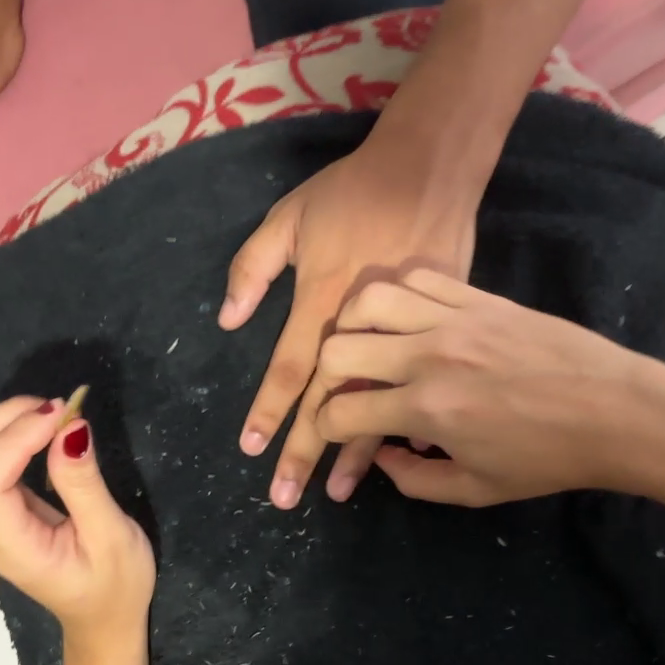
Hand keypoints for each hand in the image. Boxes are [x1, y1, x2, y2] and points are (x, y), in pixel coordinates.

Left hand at [0, 397, 154, 649]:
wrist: (104, 620)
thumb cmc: (115, 585)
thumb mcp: (112, 537)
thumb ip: (84, 484)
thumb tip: (71, 427)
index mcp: (10, 544)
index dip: (14, 436)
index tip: (62, 413)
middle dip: (0, 419)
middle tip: (56, 407)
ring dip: (1, 422)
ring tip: (52, 414)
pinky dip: (5, 433)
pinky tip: (41, 429)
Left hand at [220, 139, 477, 509]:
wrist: (429, 168)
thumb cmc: (352, 191)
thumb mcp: (289, 216)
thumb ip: (252, 268)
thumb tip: (228, 321)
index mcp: (320, 302)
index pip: (288, 371)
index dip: (268, 412)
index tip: (251, 449)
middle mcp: (358, 329)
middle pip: (327, 402)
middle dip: (304, 451)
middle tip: (285, 497)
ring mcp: (402, 333)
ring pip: (373, 404)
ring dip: (353, 452)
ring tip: (338, 492)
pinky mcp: (435, 330)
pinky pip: (418, 385)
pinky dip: (410, 419)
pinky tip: (405, 453)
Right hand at [308, 270, 664, 505]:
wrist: (616, 412)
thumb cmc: (546, 460)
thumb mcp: (476, 490)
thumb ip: (414, 479)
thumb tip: (380, 457)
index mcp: (428, 410)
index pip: (342, 413)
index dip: (324, 427)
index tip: (333, 430)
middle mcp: (429, 357)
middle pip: (338, 350)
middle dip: (327, 377)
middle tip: (344, 389)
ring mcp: (455, 319)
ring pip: (370, 300)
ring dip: (353, 326)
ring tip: (363, 344)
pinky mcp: (480, 297)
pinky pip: (418, 278)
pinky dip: (398, 296)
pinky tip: (406, 318)